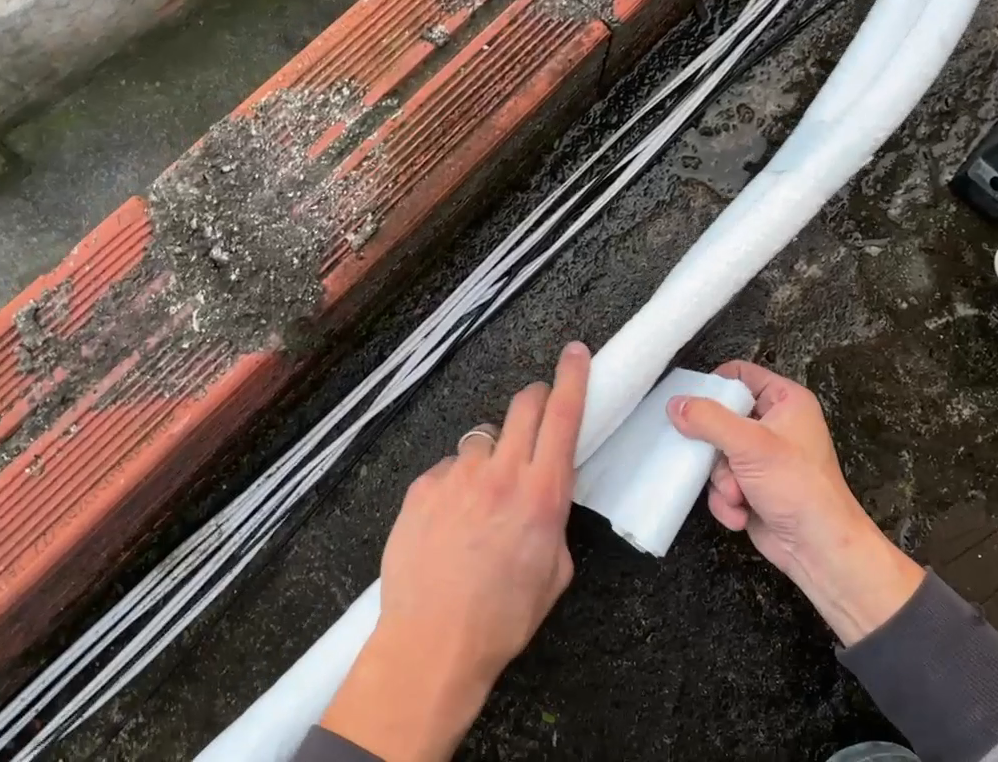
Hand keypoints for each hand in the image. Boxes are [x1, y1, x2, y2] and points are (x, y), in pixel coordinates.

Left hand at [321, 341, 589, 760]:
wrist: (431, 645)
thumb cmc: (501, 618)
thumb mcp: (555, 572)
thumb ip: (555, 520)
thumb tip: (545, 498)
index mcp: (542, 494)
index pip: (563, 415)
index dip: (573, 377)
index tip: (575, 353)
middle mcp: (501, 474)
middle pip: (523, 406)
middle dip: (535, 399)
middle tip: (536, 414)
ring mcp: (457, 478)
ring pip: (483, 439)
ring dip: (492, 454)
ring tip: (483, 499)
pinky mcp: (421, 489)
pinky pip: (448, 469)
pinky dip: (457, 483)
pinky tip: (452, 520)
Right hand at [668, 361, 924, 646]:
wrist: (818, 547)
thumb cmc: (797, 486)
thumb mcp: (750, 444)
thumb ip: (708, 420)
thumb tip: (676, 404)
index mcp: (785, 401)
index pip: (742, 375)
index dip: (715, 384)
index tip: (690, 401)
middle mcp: (774, 425)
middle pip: (721, 419)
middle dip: (716, 450)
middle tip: (718, 460)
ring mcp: (762, 458)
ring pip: (718, 456)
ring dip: (722, 480)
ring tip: (738, 494)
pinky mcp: (753, 486)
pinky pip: (722, 483)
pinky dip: (727, 500)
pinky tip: (740, 512)